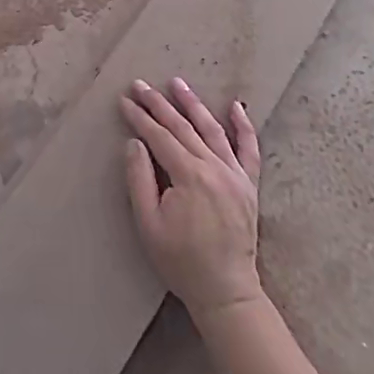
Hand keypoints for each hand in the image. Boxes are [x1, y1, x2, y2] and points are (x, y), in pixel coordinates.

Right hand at [120, 77, 264, 317]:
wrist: (225, 291)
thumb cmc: (180, 260)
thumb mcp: (148, 222)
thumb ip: (139, 179)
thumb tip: (135, 143)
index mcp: (189, 176)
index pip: (159, 137)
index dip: (139, 118)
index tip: (124, 101)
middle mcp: (214, 168)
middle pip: (182, 127)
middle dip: (158, 104)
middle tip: (140, 85)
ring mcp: (235, 175)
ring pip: (212, 130)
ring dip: (193, 104)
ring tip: (177, 83)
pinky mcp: (248, 185)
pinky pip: (249, 150)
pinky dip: (244, 126)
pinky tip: (235, 106)